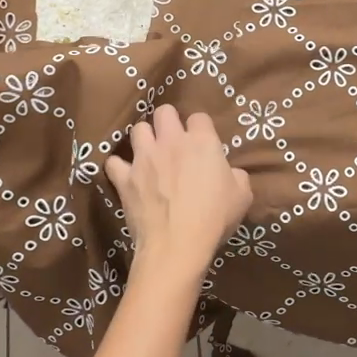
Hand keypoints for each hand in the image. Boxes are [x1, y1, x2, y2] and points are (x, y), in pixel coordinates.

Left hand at [104, 105, 252, 287]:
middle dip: (169, 121)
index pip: (199, 117)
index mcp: (202, 142)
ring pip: (138, 129)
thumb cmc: (215, 217)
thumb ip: (235, 175)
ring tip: (150, 152)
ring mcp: (144, 158)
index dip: (201, 128)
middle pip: (164, 112)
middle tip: (174, 139)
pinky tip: (125, 174)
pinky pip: (113, 162)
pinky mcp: (124, 179)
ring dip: (145, 138)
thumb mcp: (242, 195)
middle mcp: (171, 142)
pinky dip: (119, 166)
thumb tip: (227, 173)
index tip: (204, 143)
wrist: (177, 244)